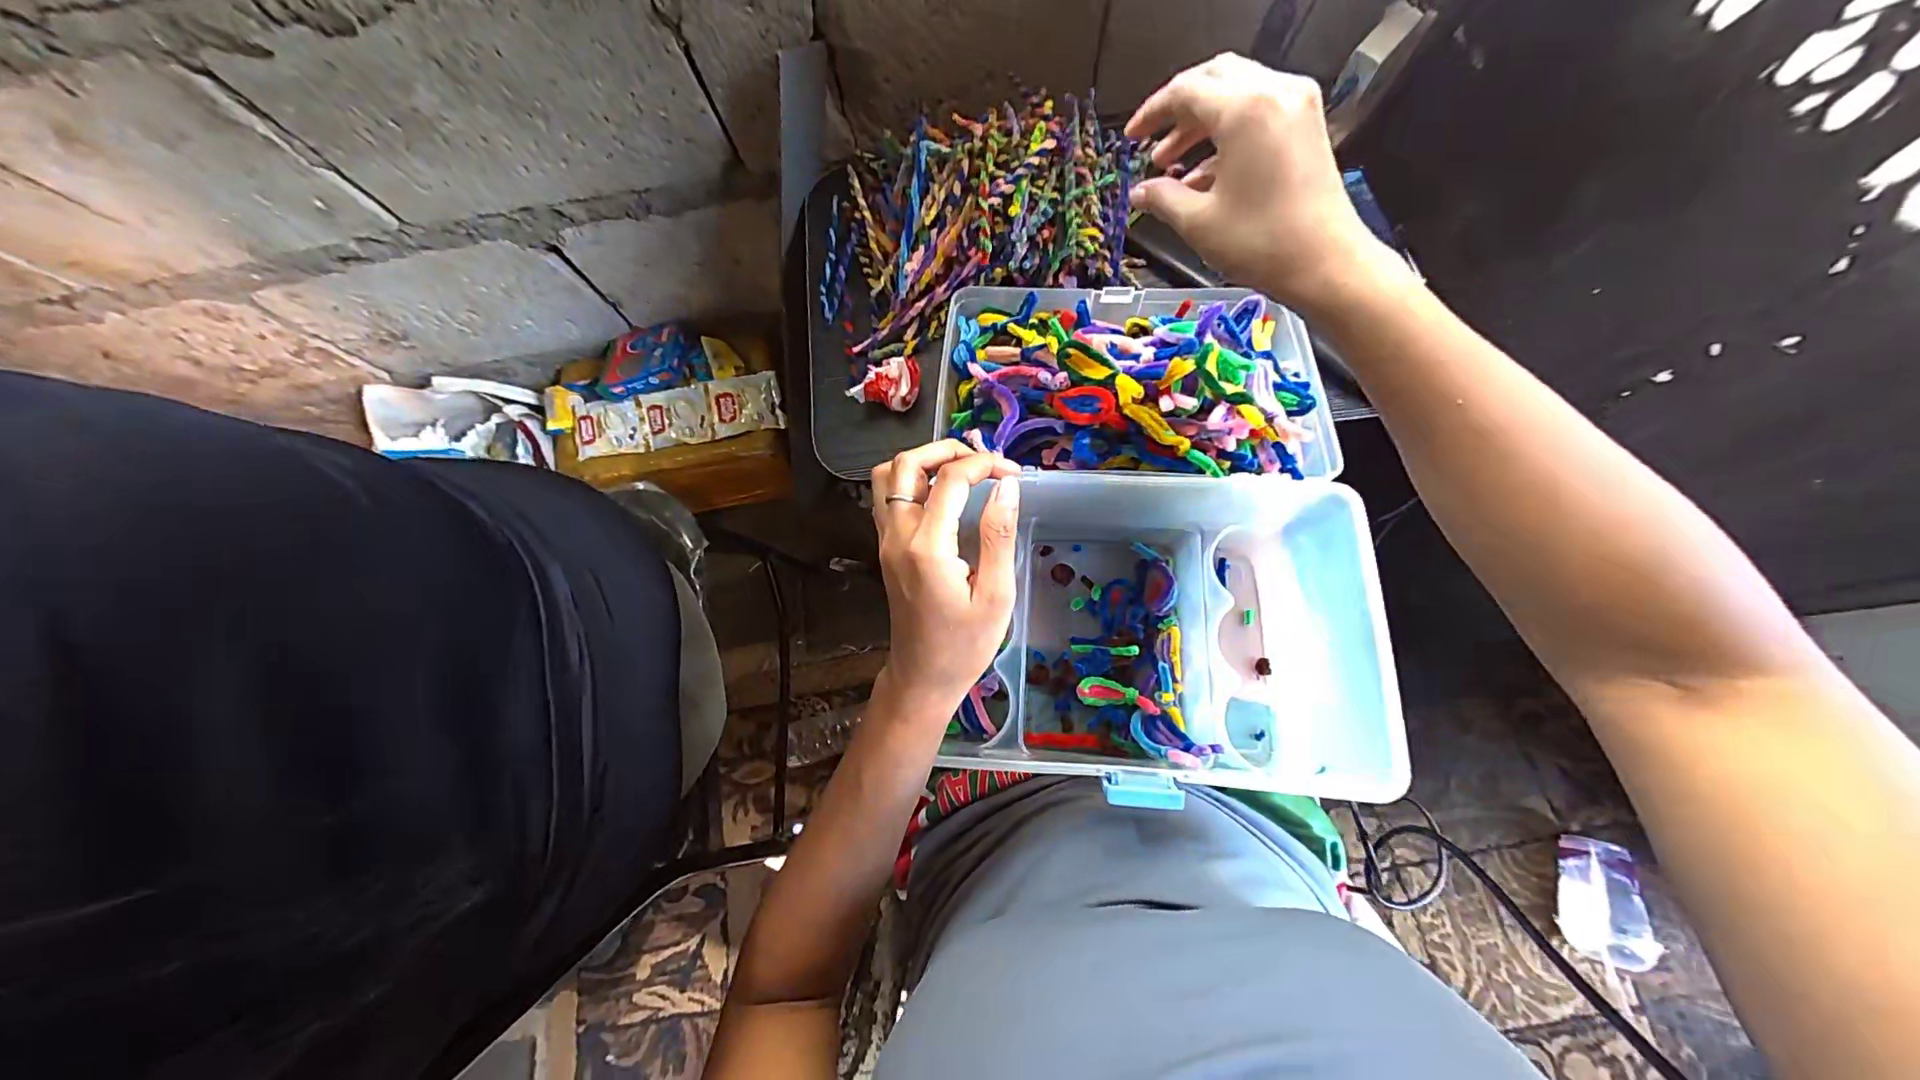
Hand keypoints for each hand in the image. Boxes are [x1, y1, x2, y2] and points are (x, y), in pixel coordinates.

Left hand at [869, 440, 1020, 720]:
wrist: (922, 678)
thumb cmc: (964, 646)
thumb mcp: (996, 595)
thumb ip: (998, 536)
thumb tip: (1007, 487)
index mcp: (927, 547)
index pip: (950, 480)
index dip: (984, 465)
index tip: (1014, 474)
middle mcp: (897, 536)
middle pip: (906, 464)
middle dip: (947, 450)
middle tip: (984, 462)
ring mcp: (885, 541)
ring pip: (887, 476)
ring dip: (923, 461)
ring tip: (961, 470)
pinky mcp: (885, 549)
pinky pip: (887, 498)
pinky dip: (911, 481)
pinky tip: (942, 494)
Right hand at [1125, 54, 1409, 316]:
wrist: (1325, 262)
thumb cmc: (1268, 244)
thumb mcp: (1198, 223)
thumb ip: (1162, 198)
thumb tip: (1141, 192)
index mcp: (1246, 110)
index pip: (1185, 90)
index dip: (1151, 113)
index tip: (1132, 136)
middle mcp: (1275, 96)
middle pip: (1213, 79)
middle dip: (1177, 108)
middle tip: (1151, 139)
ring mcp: (1295, 109)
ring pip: (1235, 93)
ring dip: (1199, 123)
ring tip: (1171, 162)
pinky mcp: (1305, 128)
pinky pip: (1257, 113)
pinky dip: (1226, 134)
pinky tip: (1203, 174)